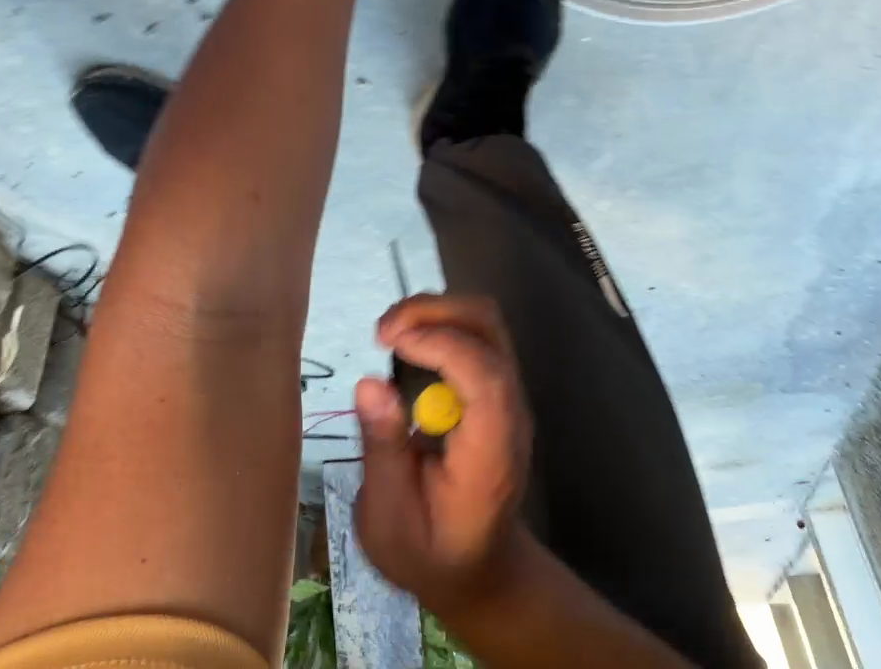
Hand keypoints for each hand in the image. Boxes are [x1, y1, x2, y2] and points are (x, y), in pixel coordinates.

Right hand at [353, 294, 533, 615]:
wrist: (475, 567)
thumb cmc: (429, 552)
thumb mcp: (389, 519)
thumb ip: (383, 450)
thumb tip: (370, 383)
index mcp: (491, 453)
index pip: (485, 376)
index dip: (441, 344)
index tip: (388, 343)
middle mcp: (510, 413)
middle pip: (489, 329)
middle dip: (434, 311)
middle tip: (382, 333)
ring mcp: (506, 397)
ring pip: (483, 322)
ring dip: (434, 312)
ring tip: (387, 337)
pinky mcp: (492, 390)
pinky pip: (472, 336)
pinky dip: (437, 325)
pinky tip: (404, 347)